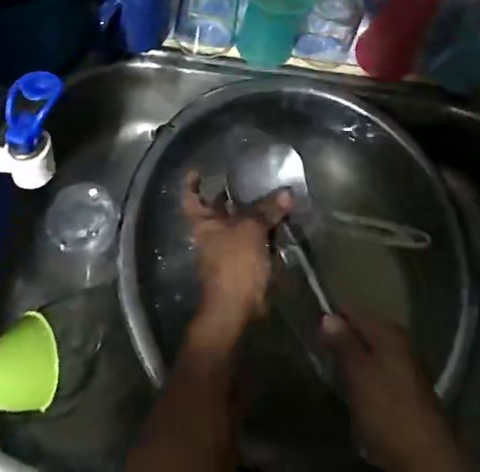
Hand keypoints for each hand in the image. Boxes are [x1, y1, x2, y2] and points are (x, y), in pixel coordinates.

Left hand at [181, 172, 290, 336]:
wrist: (235, 309)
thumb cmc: (234, 264)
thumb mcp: (251, 230)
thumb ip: (267, 210)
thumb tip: (286, 194)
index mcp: (204, 224)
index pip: (193, 199)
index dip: (193, 184)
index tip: (198, 170)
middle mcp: (212, 235)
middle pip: (220, 210)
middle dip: (234, 197)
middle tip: (250, 178)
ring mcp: (227, 250)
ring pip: (240, 225)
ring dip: (255, 213)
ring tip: (274, 196)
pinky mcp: (244, 264)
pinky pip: (255, 240)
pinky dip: (265, 231)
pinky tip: (281, 222)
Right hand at [321, 311, 470, 471]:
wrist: (425, 454)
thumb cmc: (387, 409)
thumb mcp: (358, 374)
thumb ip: (344, 344)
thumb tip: (328, 315)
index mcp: (388, 332)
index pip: (354, 312)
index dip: (333, 320)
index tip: (315, 333)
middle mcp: (401, 342)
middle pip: (365, 333)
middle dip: (345, 342)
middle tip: (324, 357)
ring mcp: (407, 366)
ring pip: (374, 355)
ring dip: (356, 363)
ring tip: (338, 377)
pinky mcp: (409, 391)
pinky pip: (381, 374)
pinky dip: (368, 380)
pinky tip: (360, 394)